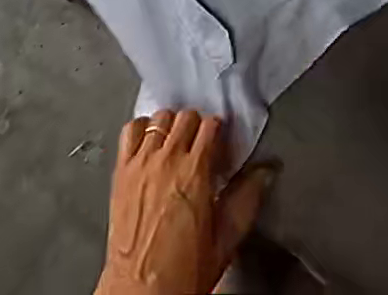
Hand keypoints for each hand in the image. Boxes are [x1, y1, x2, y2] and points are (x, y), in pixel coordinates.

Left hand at [98, 109, 271, 294]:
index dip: (219, 130)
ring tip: (175, 141)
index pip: (212, 124)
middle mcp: (168, 161)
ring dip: (171, 126)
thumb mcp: (227, 236)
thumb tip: (266, 171)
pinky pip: (129, 132)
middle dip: (197, 125)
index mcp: (196, 171)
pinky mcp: (121, 174)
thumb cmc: (183, 271)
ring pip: (160, 118)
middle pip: (187, 116)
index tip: (220, 143)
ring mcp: (141, 165)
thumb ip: (248, 198)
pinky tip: (149, 143)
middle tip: (200, 143)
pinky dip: (141, 130)